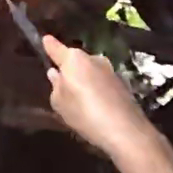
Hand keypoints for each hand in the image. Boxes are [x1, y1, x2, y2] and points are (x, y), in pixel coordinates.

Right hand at [42, 34, 160, 166]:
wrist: (128, 132)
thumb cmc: (85, 113)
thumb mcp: (59, 103)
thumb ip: (55, 85)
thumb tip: (56, 74)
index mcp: (74, 59)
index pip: (55, 47)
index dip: (48, 45)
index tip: (45, 39)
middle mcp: (93, 59)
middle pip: (75, 60)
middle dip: (68, 68)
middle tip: (61, 85)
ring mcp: (110, 71)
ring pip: (89, 71)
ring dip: (83, 80)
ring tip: (78, 99)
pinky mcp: (122, 84)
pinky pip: (101, 82)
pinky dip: (96, 89)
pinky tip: (95, 106)